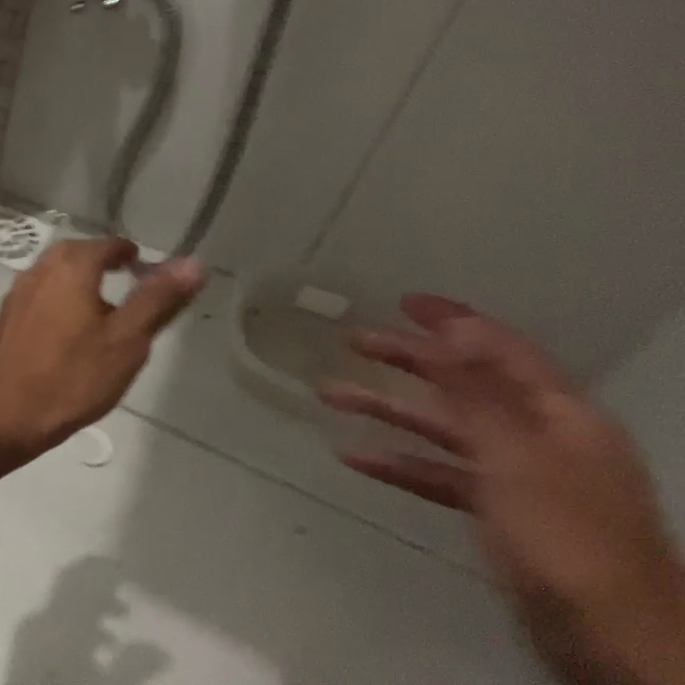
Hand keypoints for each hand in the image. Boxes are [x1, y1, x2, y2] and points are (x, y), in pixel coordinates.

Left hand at [0, 236, 203, 458]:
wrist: (9, 412)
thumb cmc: (74, 376)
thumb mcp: (128, 339)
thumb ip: (158, 299)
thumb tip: (192, 263)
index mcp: (68, 269)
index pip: (103, 245)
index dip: (126, 252)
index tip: (142, 263)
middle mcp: (37, 272)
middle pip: (72, 253)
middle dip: (99, 259)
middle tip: (125, 276)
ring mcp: (16, 295)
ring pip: (51, 273)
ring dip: (77, 278)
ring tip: (102, 304)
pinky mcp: (6, 318)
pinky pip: (37, 294)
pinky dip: (58, 297)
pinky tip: (69, 327)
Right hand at [322, 295, 684, 684]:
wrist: (611, 638)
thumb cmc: (564, 536)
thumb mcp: (516, 455)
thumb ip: (480, 391)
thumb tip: (455, 327)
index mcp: (562, 418)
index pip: (505, 352)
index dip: (456, 323)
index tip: (404, 302)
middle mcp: (544, 439)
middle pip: (469, 386)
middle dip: (411, 362)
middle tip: (354, 341)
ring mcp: (524, 478)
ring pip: (447, 430)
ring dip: (390, 410)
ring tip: (330, 394)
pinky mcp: (504, 514)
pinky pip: (443, 474)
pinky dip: (401, 463)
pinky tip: (355, 457)